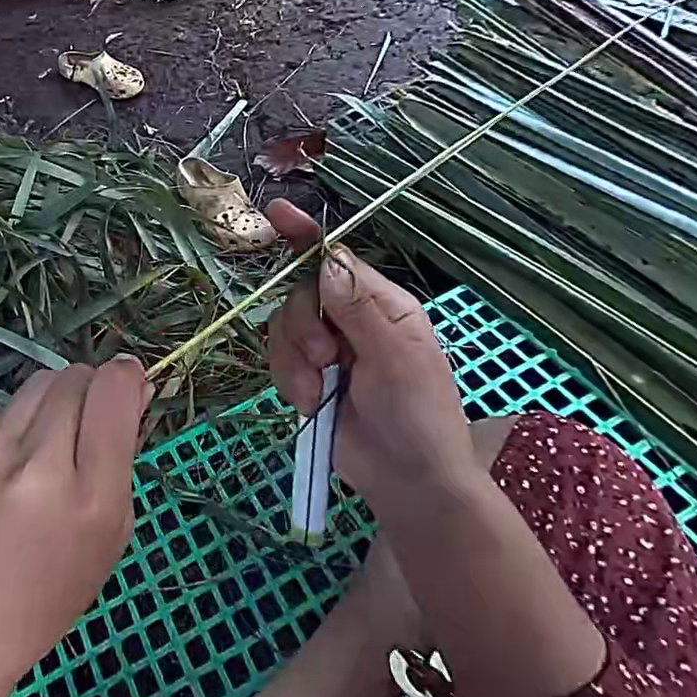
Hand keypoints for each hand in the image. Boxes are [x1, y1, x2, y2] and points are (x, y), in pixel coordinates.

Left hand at [0, 357, 149, 696]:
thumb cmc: (47, 596)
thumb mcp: (110, 537)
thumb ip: (123, 458)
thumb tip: (128, 390)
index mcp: (89, 496)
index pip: (113, 391)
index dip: (127, 376)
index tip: (128, 384)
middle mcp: (37, 463)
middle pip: (76, 376)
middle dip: (92, 388)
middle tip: (89, 422)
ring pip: (40, 381)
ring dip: (56, 399)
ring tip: (49, 439)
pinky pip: (2, 408)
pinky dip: (16, 423)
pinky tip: (8, 462)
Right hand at [265, 200, 477, 510]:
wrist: (406, 482)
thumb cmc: (419, 417)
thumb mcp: (397, 359)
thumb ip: (359, 310)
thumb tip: (327, 262)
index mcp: (381, 304)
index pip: (337, 260)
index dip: (307, 237)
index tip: (277, 214)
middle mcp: (350, 318)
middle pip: (301, 294)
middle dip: (304, 326)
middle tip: (324, 359)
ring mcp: (326, 347)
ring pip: (283, 327)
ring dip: (296, 361)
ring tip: (320, 392)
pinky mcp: (307, 375)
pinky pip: (278, 359)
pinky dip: (290, 381)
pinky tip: (313, 403)